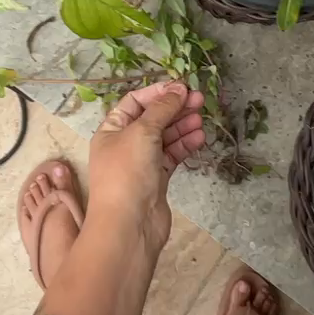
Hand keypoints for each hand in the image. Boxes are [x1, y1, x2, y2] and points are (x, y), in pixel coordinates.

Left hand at [88, 80, 205, 256]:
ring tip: (201, 118)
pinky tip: (199, 137)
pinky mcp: (157, 179)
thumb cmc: (127, 173)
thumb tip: (178, 87)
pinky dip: (185, 145)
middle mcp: (125, 144)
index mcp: (112, 129)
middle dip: (175, 108)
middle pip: (152, 118)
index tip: (182, 87)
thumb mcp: (142, 132)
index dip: (158, 92)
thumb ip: (162, 108)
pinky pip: (172, 155)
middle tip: (200, 100)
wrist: (128, 227)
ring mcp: (141, 163)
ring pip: (165, 137)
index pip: (135, 101)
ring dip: (182, 125)